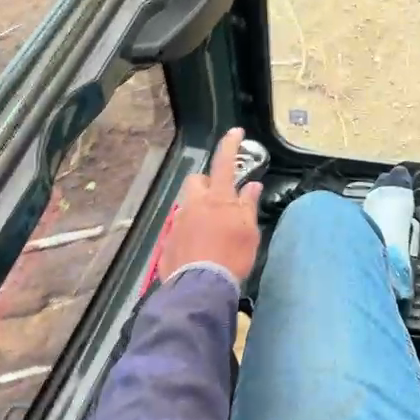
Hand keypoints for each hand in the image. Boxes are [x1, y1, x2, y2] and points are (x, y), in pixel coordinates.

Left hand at [158, 128, 264, 284]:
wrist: (200, 287)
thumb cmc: (232, 257)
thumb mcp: (249, 231)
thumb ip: (248, 205)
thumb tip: (251, 185)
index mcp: (218, 198)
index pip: (224, 162)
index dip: (230, 144)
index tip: (236, 132)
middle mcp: (194, 204)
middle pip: (197, 181)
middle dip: (208, 183)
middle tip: (221, 198)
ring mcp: (178, 222)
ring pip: (188, 204)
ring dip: (199, 208)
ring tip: (212, 228)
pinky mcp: (169, 240)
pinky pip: (181, 226)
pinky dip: (191, 230)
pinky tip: (200, 246)